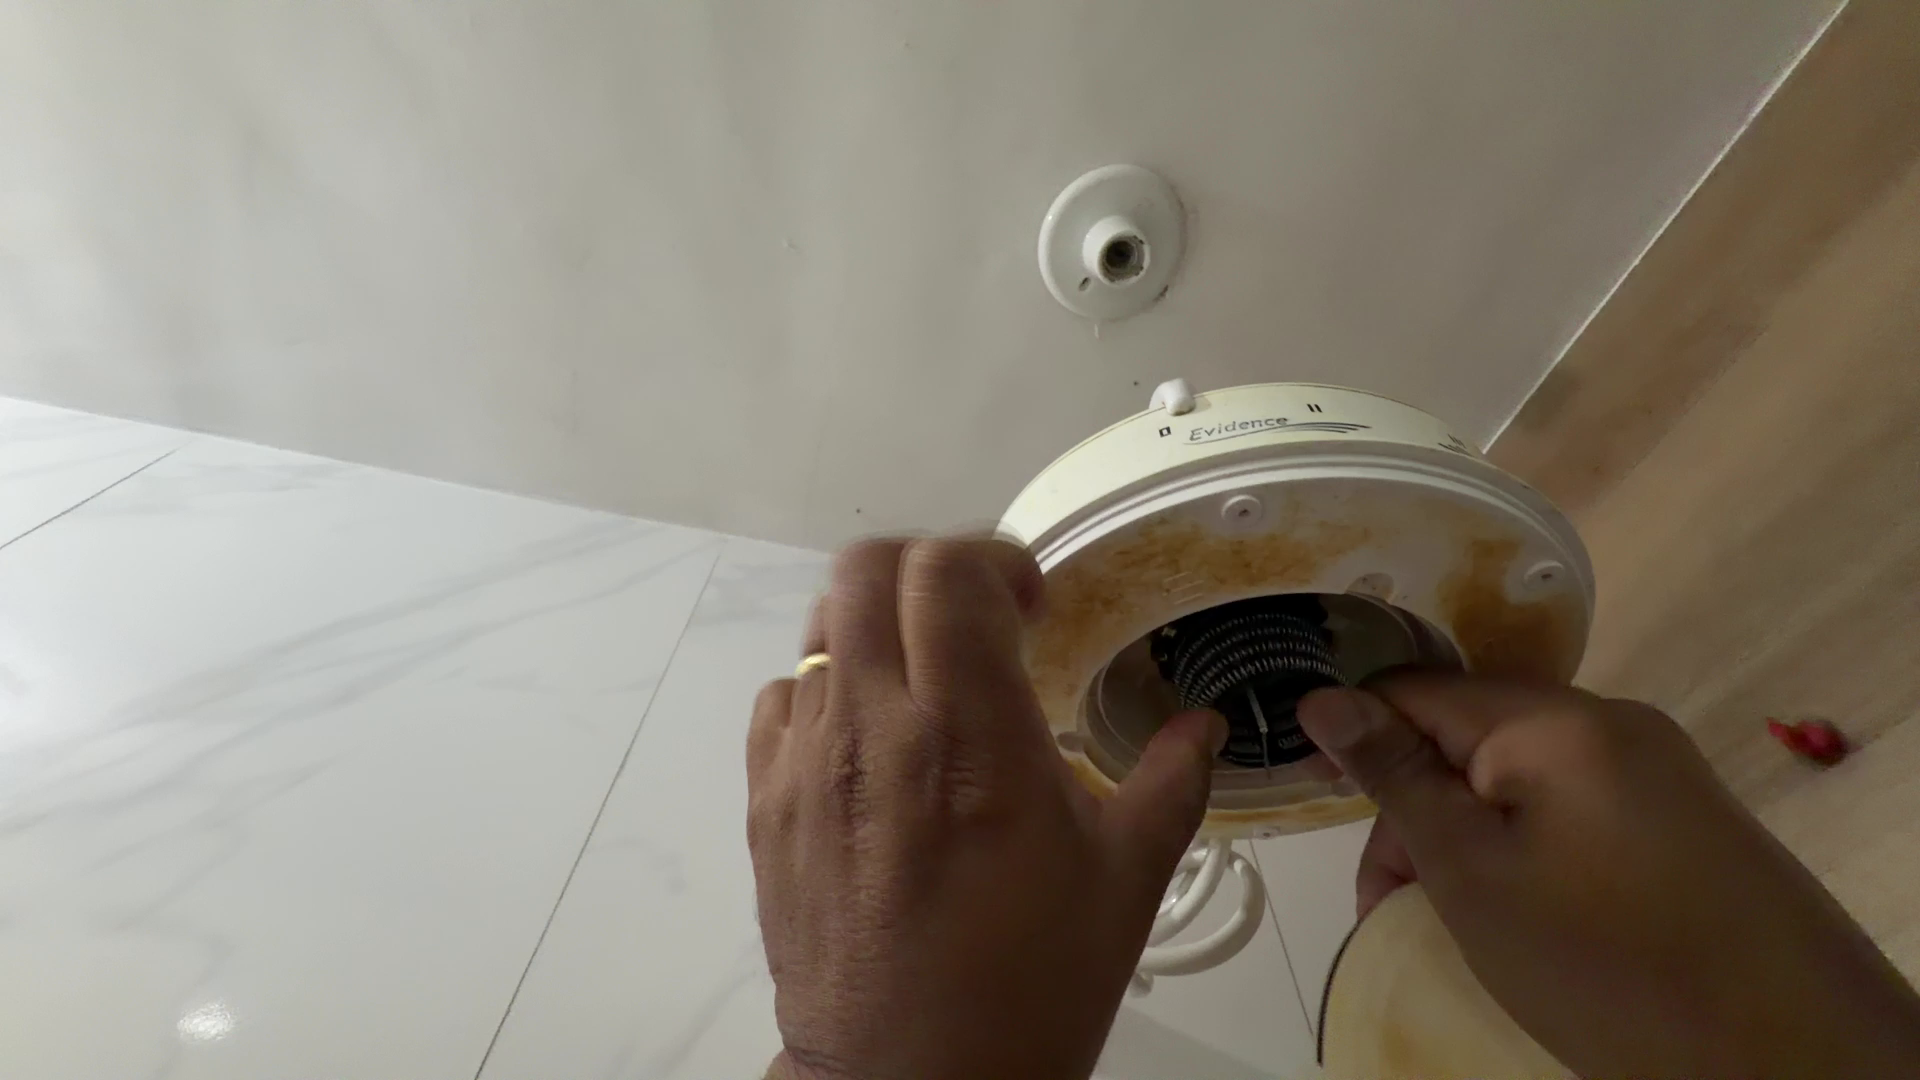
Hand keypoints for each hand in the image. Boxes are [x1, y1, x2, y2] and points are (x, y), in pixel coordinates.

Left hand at [746, 537, 1227, 1079]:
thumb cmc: (1029, 982)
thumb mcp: (1125, 878)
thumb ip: (1171, 780)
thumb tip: (1208, 724)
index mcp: (969, 736)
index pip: (949, 575)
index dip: (994, 560)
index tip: (1028, 604)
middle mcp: (873, 729)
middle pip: (869, 568)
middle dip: (928, 565)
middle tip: (974, 613)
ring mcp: (805, 761)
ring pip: (824, 625)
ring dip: (881, 623)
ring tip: (923, 672)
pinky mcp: (763, 799)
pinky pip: (783, 696)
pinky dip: (826, 687)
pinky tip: (868, 735)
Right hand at [1298, 671, 1919, 1078]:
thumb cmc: (1607, 966)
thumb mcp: (1469, 869)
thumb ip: (1391, 773)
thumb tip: (1319, 697)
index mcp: (1554, 721)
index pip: (1413, 689)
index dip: (1353, 731)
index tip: (1314, 789)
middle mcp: (1607, 724)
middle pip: (1461, 739)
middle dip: (1409, 806)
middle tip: (1384, 892)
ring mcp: (1652, 770)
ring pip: (1507, 779)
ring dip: (1457, 835)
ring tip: (1436, 916)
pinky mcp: (1678, 820)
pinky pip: (1560, 808)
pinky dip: (1513, 848)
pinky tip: (1506, 908)